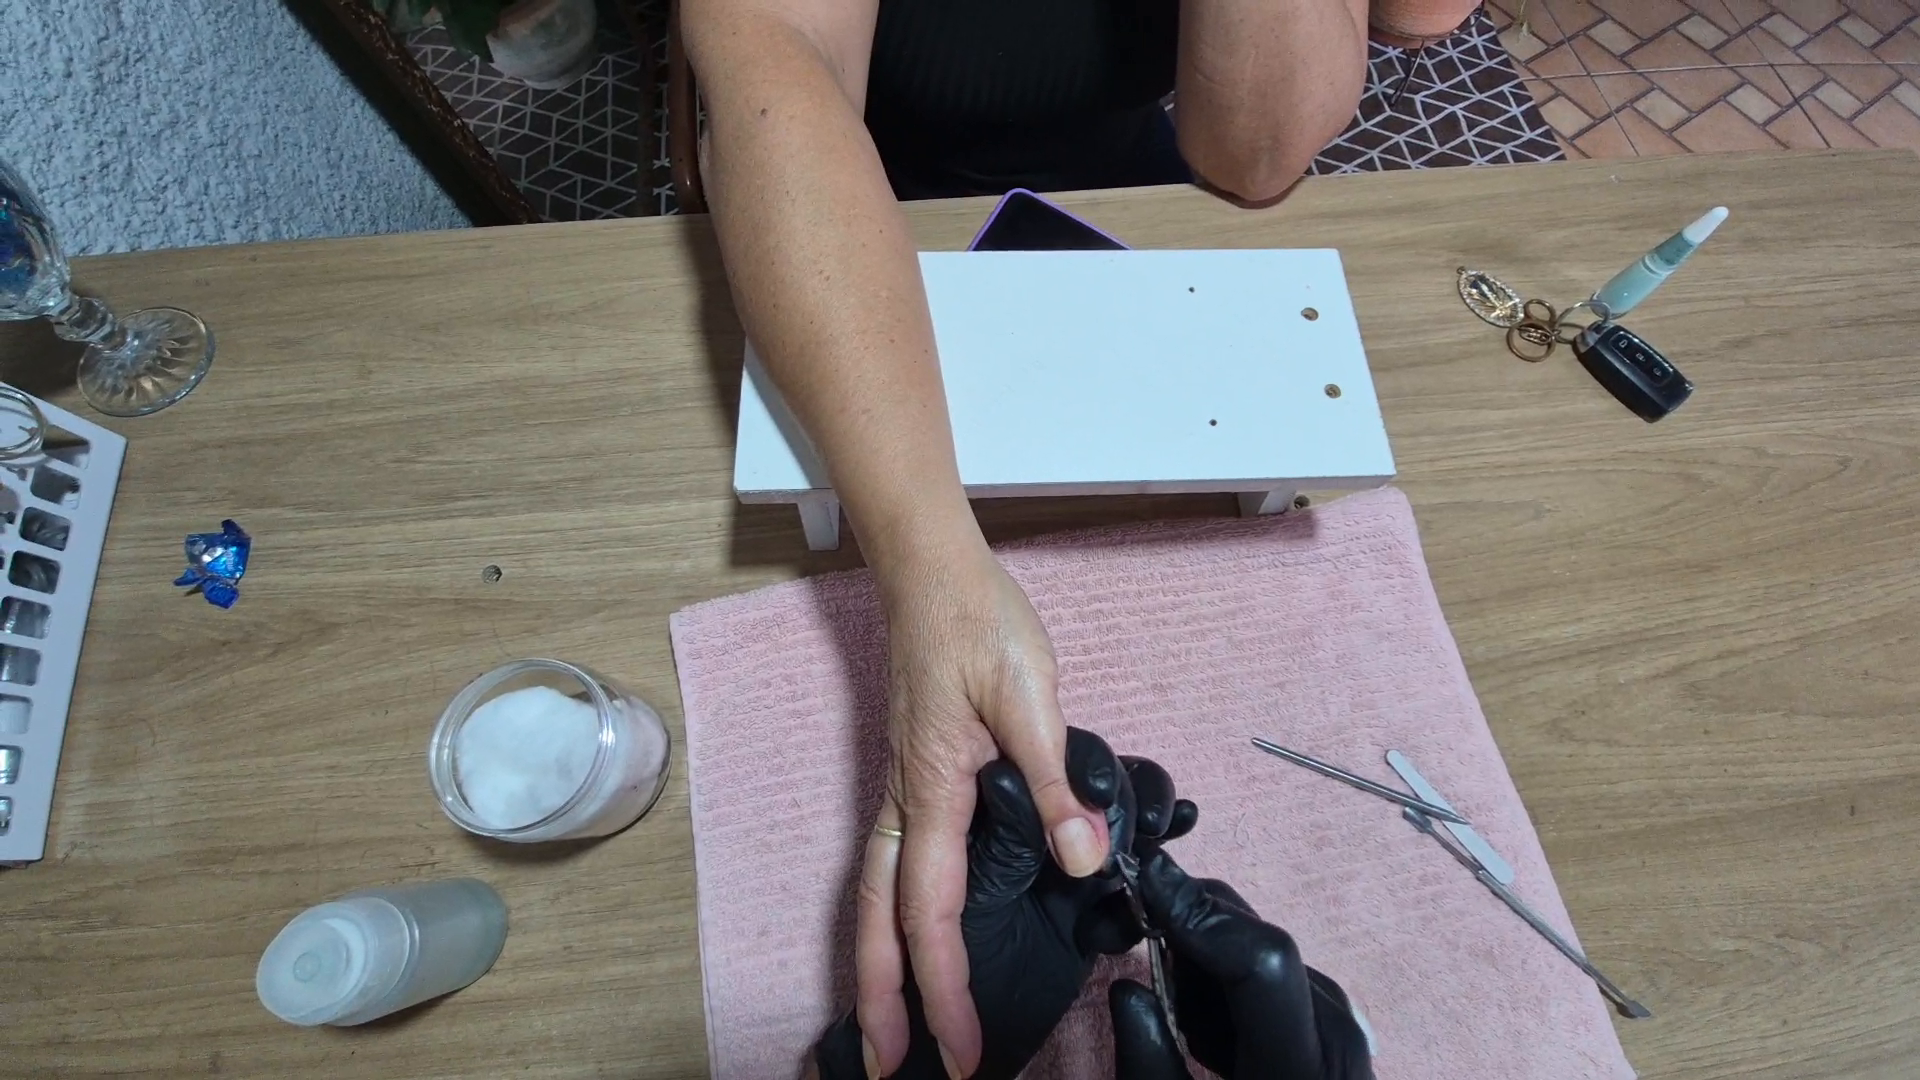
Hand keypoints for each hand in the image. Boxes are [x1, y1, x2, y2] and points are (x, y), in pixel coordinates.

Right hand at [858, 547, 1110, 1075]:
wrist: (936, 573)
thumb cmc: (977, 622)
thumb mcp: (1029, 696)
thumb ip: (1052, 782)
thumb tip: (1083, 860)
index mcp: (934, 787)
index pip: (930, 908)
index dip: (941, 984)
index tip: (958, 1050)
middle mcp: (908, 793)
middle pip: (877, 908)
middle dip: (878, 989)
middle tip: (882, 1059)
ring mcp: (907, 776)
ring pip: (877, 881)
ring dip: (877, 949)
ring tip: (885, 1009)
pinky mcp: (919, 759)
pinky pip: (896, 847)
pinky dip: (894, 899)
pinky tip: (914, 909)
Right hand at [1109, 849, 1373, 1079]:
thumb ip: (1149, 1067)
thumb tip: (1128, 987)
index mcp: (1302, 1073)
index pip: (1260, 961)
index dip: (1196, 910)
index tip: (1139, 879)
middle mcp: (1336, 1034)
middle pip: (1251, 937)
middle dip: (1180, 922)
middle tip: (1116, 938)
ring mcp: (1339, 1022)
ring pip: (1253, 941)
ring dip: (1197, 951)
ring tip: (1170, 1009)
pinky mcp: (1331, 1018)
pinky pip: (1265, 965)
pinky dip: (1221, 973)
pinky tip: (1205, 1026)